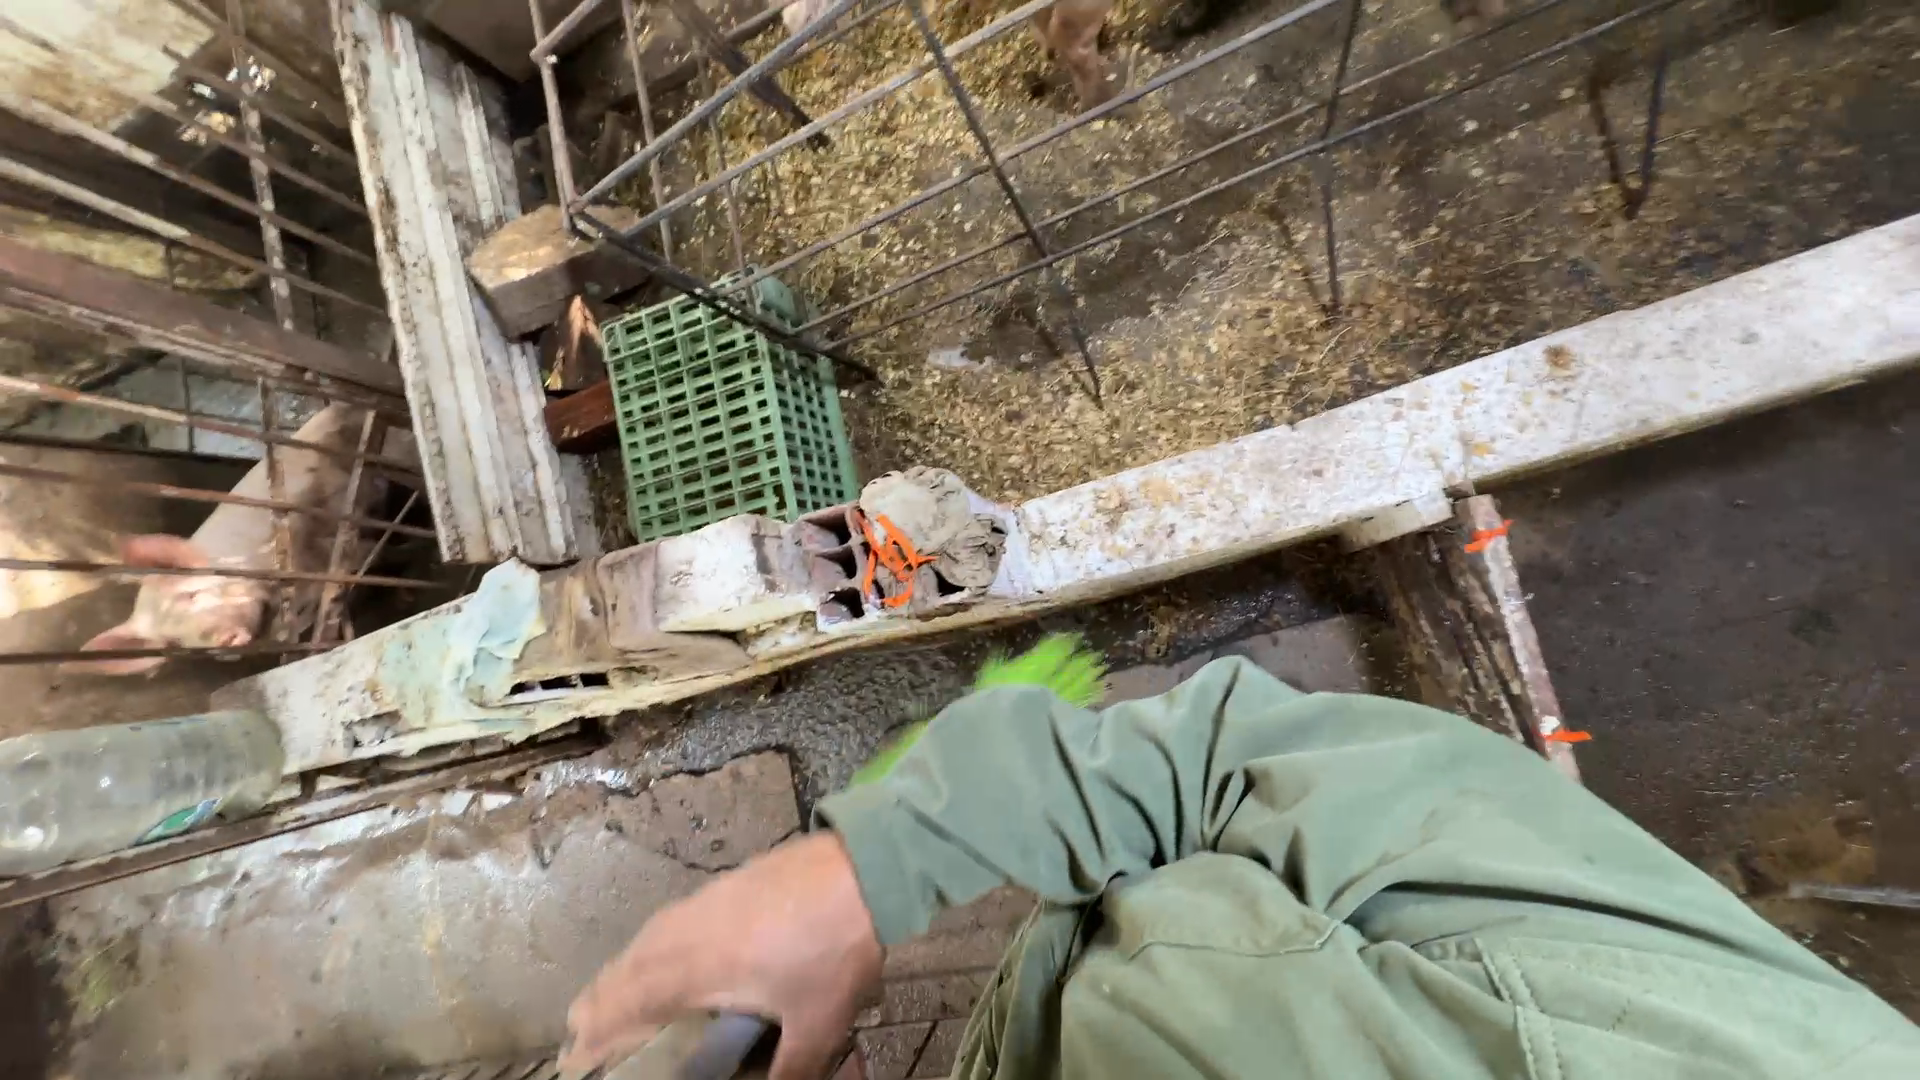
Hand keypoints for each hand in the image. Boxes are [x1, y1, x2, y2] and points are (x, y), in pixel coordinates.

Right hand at [561, 832, 882, 1079]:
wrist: (866, 865)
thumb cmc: (834, 947)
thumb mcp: (818, 1025)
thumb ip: (789, 1072)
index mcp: (698, 968)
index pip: (626, 1003)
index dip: (596, 1035)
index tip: (575, 1060)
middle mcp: (691, 929)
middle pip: (627, 966)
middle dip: (599, 1001)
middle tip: (582, 1032)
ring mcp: (711, 897)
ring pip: (649, 936)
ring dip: (625, 967)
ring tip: (615, 992)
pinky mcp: (733, 879)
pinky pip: (674, 916)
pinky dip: (654, 939)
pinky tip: (670, 947)